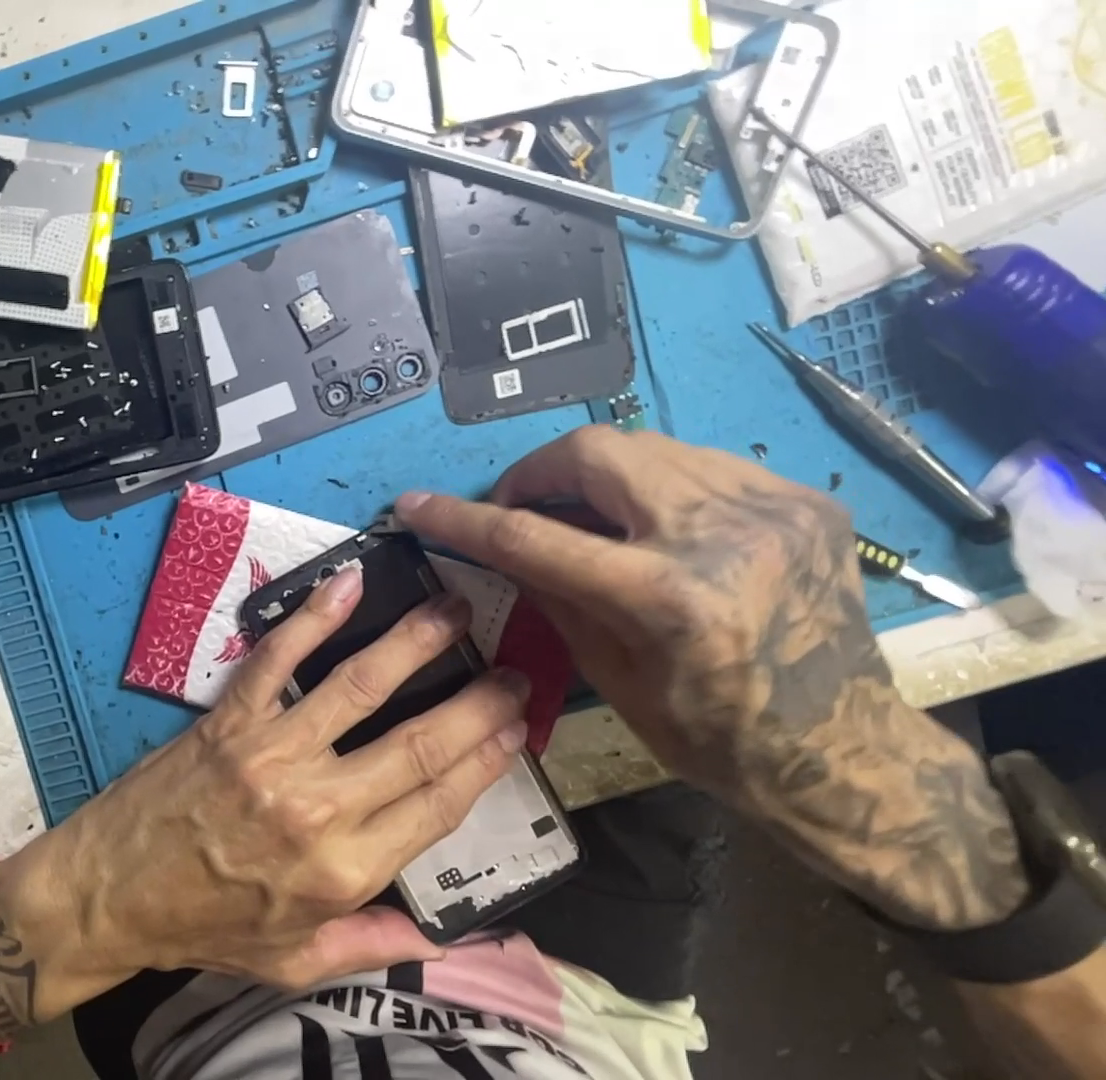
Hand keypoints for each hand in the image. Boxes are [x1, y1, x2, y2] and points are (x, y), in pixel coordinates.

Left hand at [38, 569, 529, 995]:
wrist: (110, 894)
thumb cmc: (201, 928)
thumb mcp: (291, 962)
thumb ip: (370, 947)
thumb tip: (441, 940)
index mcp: (345, 871)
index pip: (438, 804)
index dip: (485, 760)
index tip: (515, 725)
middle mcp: (318, 806)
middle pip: (417, 743)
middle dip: (476, 702)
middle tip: (513, 667)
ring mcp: (271, 753)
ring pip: (359, 686)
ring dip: (414, 642)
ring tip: (454, 609)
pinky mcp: (229, 719)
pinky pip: (278, 659)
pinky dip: (313, 617)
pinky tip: (348, 584)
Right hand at [394, 427, 1027, 930]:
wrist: (842, 750)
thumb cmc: (709, 734)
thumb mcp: (607, 673)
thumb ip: (549, 592)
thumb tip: (495, 543)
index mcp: (668, 599)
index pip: (534, 537)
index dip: (462, 518)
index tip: (415, 505)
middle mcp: (725, 535)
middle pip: (594, 453)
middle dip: (535, 471)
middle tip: (517, 505)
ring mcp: (774, 506)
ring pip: (644, 444)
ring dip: (591, 473)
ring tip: (577, 513)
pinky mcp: (803, 498)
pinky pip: (695, 462)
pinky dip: (649, 482)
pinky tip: (645, 520)